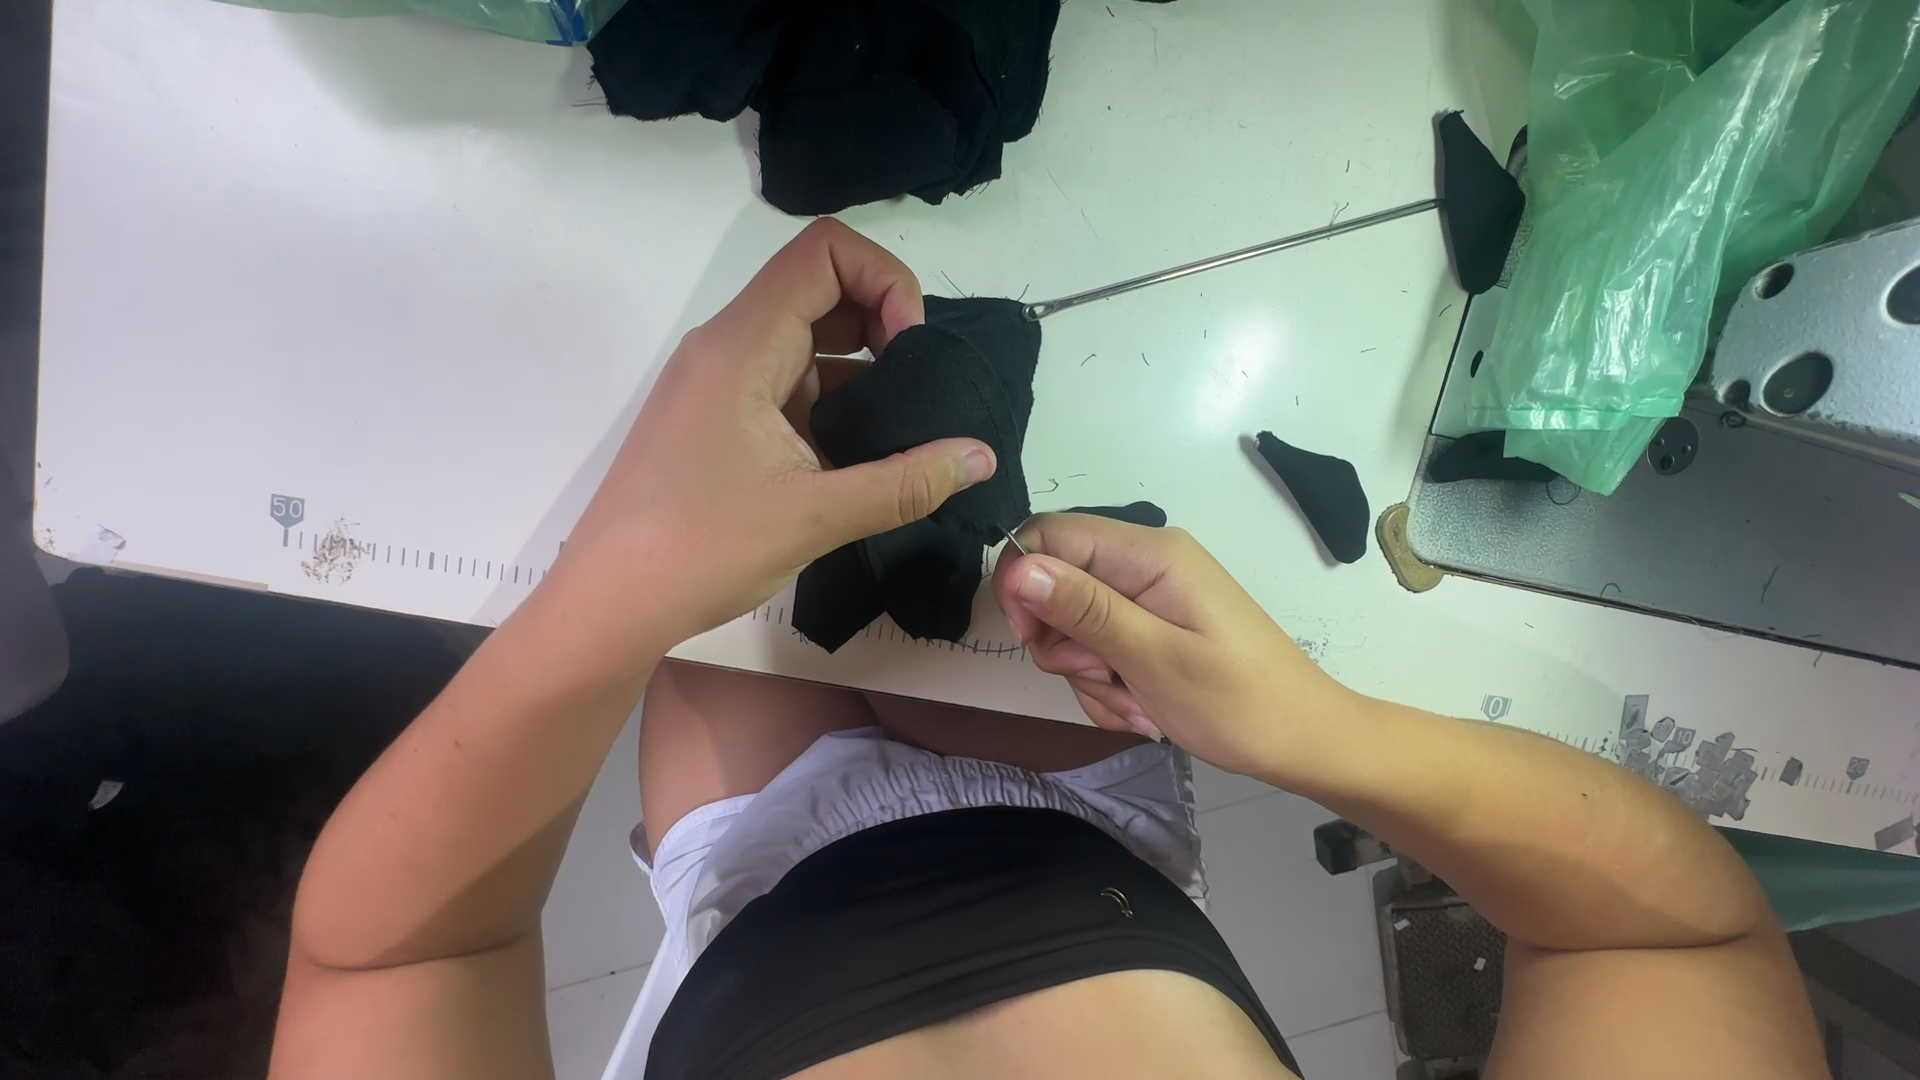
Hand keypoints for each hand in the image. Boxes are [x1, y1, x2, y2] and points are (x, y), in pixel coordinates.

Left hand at [539, 220, 994, 674]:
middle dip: (885, 326)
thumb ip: (906, 483)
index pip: (826, 252)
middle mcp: (729, 347)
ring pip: (808, 342)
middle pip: (821, 290)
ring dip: (864, 371)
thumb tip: (982, 456)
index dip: (887, 281)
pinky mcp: (722, 420)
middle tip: (921, 394)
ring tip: (902, 430)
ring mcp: (722, 385)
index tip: (913, 351)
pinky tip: (862, 456)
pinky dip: (835, 405)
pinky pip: (791, 385)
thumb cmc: (702, 550)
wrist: (611, 604)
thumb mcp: (816, 515)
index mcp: (744, 346)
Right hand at [991, 514, 1352, 775]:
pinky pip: (1098, 648)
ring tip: (1136, 705)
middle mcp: (1144, 563)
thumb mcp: (1154, 657)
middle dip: (1064, 644)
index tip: (1030, 637)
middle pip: (1056, 585)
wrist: (1304, 741)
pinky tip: (1142, 708)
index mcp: (1149, 553)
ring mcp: (1147, 596)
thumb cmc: (1238, 702)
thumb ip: (1086, 609)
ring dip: (1088, 674)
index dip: (1023, 580)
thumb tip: (1019, 567)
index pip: (1050, 534)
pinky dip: (1106, 684)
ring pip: (1072, 626)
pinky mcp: (1150, 625)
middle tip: (1103, 678)